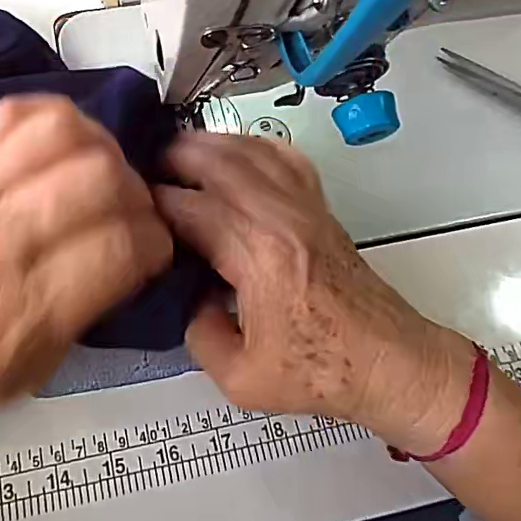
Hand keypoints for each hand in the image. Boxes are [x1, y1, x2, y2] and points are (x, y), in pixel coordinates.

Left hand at [0, 96, 173, 447]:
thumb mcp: (29, 373)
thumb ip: (85, 310)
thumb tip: (127, 255)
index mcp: (24, 310)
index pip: (124, 246)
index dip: (155, 245)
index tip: (148, 253)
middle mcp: (0, 241)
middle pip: (102, 179)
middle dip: (136, 196)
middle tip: (127, 216)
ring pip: (64, 134)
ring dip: (101, 150)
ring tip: (97, 177)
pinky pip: (13, 113)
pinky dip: (53, 121)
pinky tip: (58, 151)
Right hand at [154, 133, 473, 453]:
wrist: (391, 364)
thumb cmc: (320, 372)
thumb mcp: (237, 376)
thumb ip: (195, 330)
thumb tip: (185, 292)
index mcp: (257, 257)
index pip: (189, 207)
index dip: (150, 203)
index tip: (129, 211)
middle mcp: (281, 219)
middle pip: (216, 161)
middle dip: (171, 158)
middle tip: (141, 170)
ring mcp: (304, 207)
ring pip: (248, 150)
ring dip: (206, 145)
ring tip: (174, 156)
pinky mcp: (318, 207)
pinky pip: (282, 156)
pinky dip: (250, 146)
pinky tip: (230, 155)